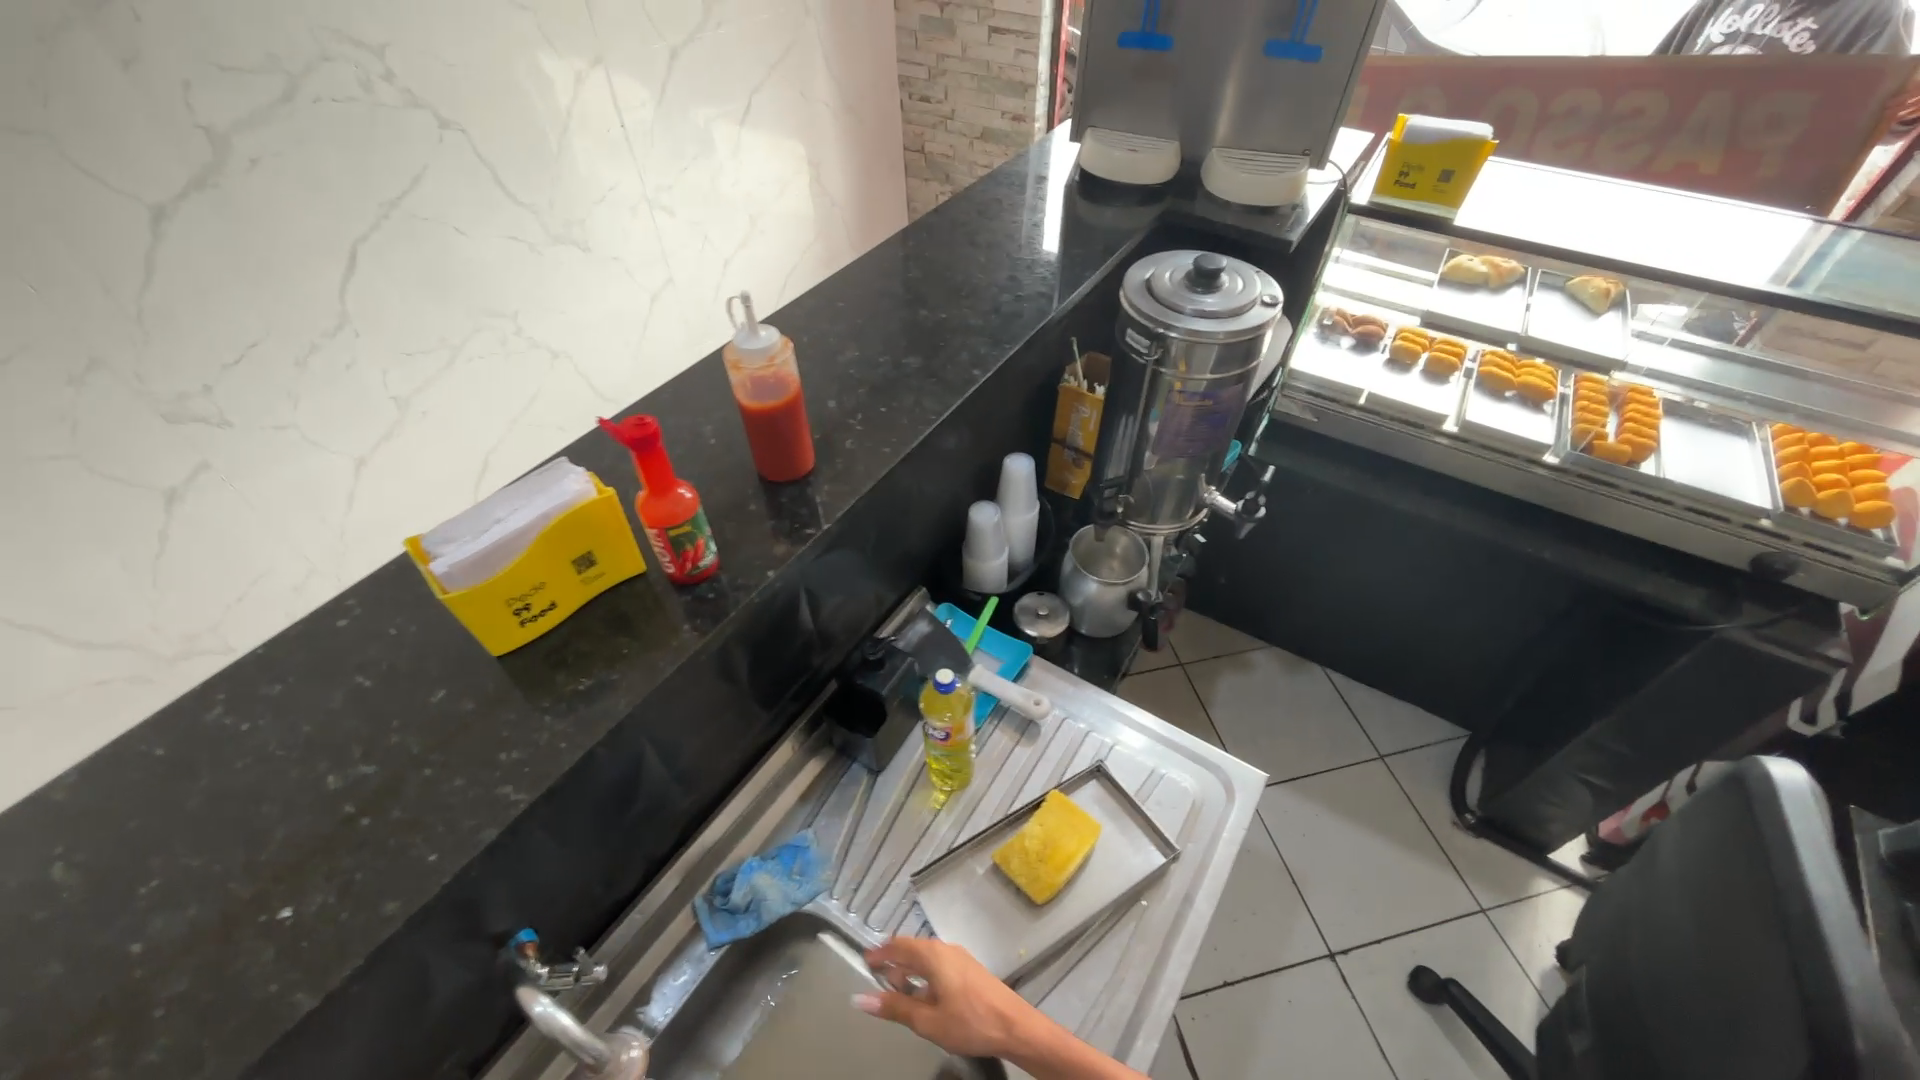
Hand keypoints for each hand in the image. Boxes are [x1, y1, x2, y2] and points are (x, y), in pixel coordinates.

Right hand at [853, 938, 1040, 1058]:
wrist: (1015, 1026)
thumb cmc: (969, 1022)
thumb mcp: (927, 1020)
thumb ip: (894, 1008)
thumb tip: (861, 998)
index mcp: (933, 955)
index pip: (899, 946)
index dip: (880, 953)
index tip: (865, 960)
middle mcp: (946, 949)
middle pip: (913, 949)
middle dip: (894, 962)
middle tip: (878, 979)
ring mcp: (960, 958)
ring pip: (927, 959)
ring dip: (910, 971)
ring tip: (898, 991)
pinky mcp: (970, 970)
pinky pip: (939, 966)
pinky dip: (925, 976)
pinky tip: (925, 997)